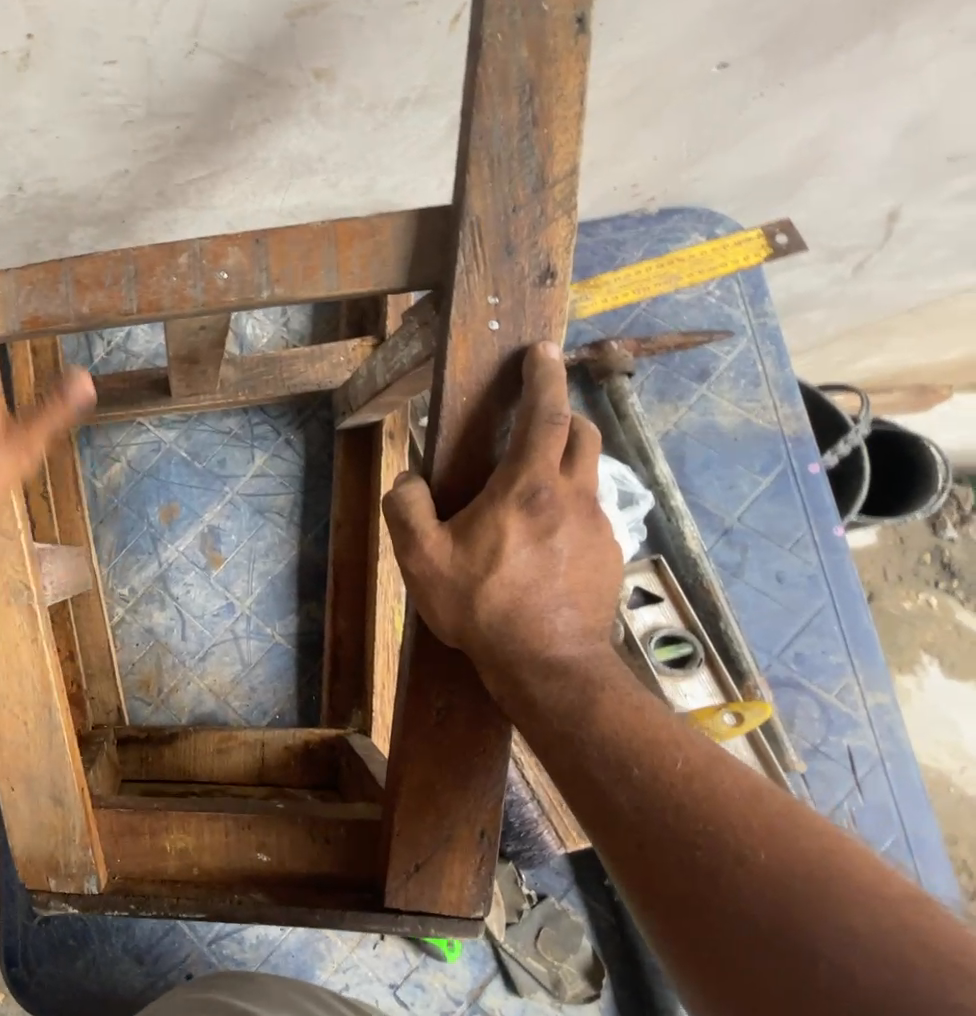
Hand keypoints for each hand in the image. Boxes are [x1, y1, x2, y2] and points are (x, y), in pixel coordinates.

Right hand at [384, 342, 621, 687]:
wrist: (549, 665)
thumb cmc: (481, 605)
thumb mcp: (421, 558)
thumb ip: (406, 508)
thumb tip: (409, 479)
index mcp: (526, 488)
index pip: (545, 415)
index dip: (543, 377)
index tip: (541, 350)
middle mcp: (572, 497)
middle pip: (583, 433)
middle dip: (563, 413)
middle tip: (536, 416)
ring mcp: (599, 526)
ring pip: (590, 473)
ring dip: (565, 461)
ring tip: (529, 487)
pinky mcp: (609, 555)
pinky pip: (589, 512)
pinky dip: (566, 506)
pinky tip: (539, 540)